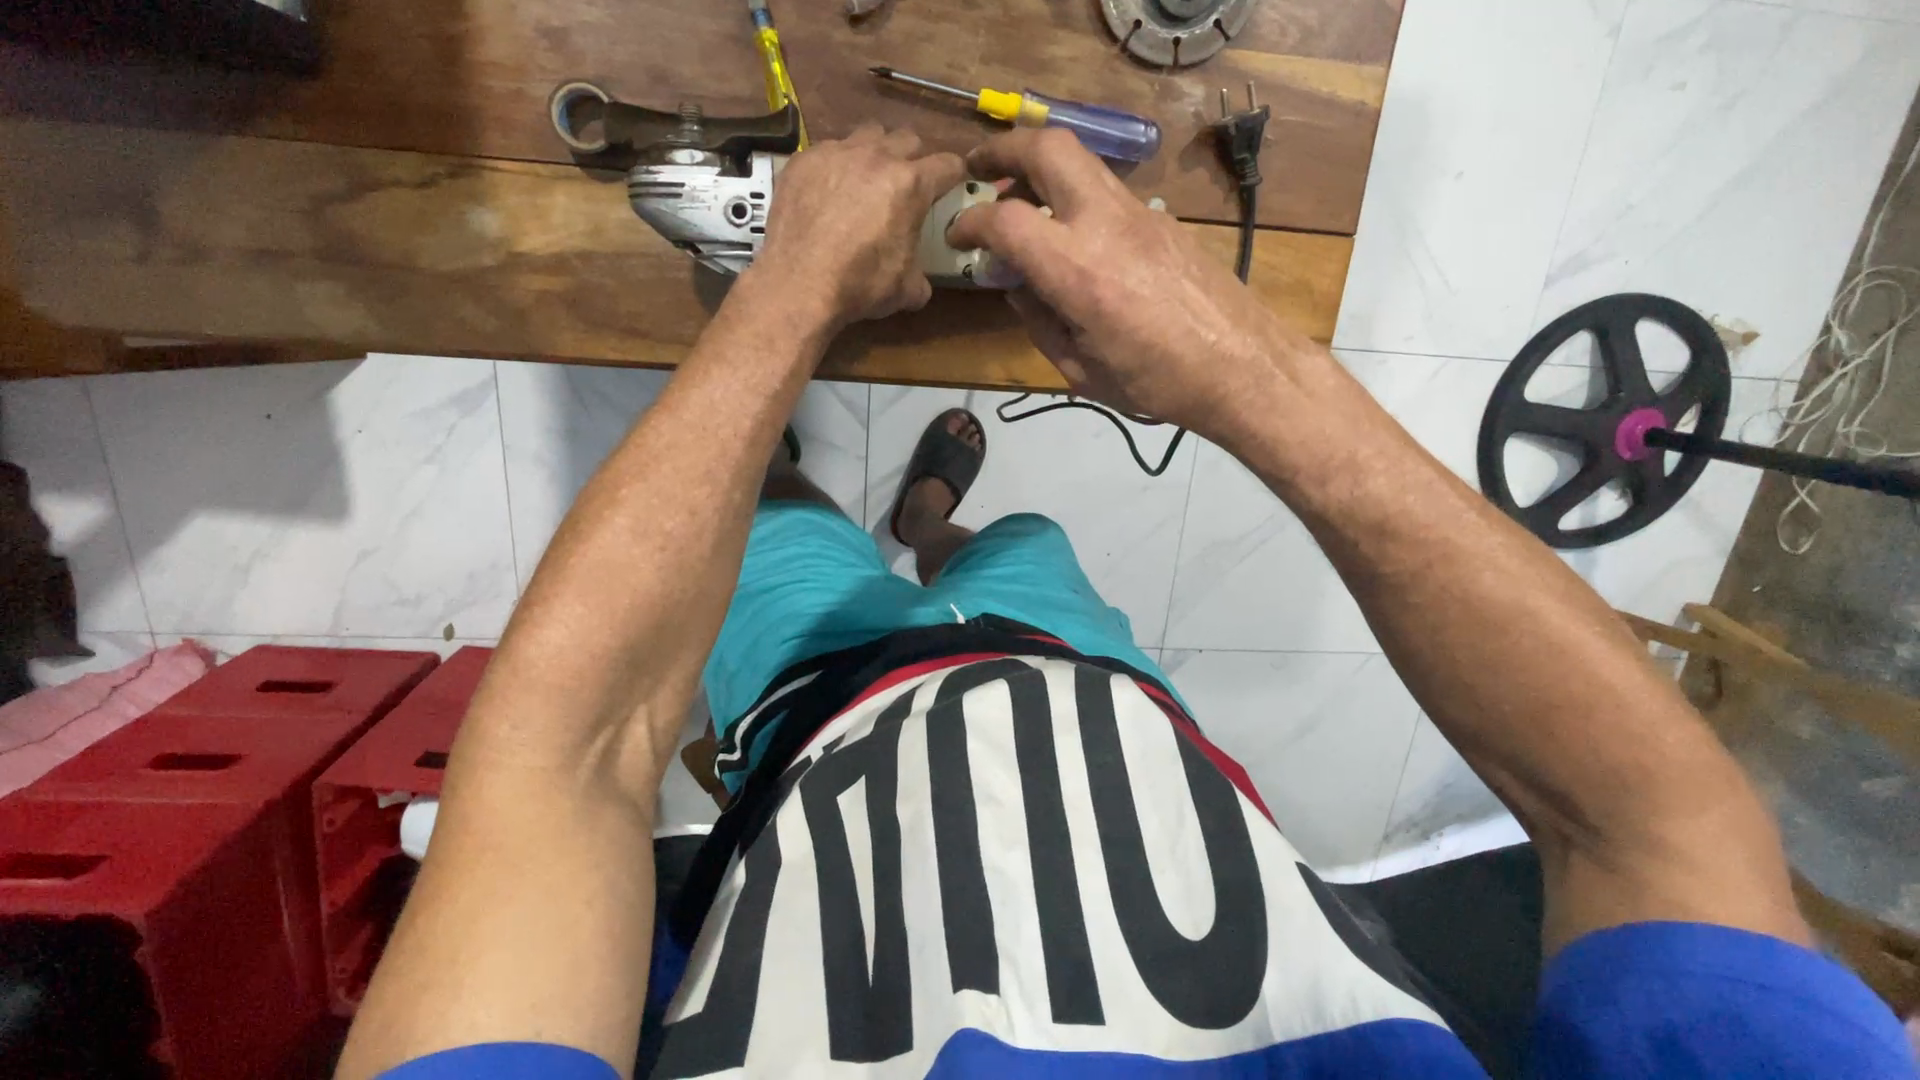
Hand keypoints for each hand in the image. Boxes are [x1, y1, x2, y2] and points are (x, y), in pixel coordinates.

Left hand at [753, 126, 964, 328]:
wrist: (798, 285)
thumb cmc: (859, 285)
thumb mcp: (905, 290)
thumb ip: (920, 277)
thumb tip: (919, 284)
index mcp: (910, 184)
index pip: (948, 164)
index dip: (954, 175)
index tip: (950, 185)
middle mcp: (876, 157)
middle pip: (907, 139)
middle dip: (913, 159)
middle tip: (905, 185)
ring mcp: (836, 153)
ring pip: (867, 135)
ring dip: (875, 153)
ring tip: (866, 181)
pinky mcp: (804, 160)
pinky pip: (828, 152)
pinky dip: (835, 168)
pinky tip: (826, 193)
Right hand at [947, 129, 1307, 436]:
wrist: (1242, 368)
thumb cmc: (1155, 383)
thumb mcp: (1079, 369)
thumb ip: (1039, 322)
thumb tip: (1017, 289)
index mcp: (1076, 270)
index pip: (1005, 219)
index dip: (969, 222)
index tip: (958, 237)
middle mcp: (1105, 224)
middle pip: (1048, 148)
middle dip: (1005, 149)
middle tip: (981, 168)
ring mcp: (1139, 214)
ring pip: (1081, 161)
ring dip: (1042, 168)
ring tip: (1023, 199)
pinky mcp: (1163, 220)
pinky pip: (1107, 191)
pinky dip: (1076, 197)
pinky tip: (1074, 236)